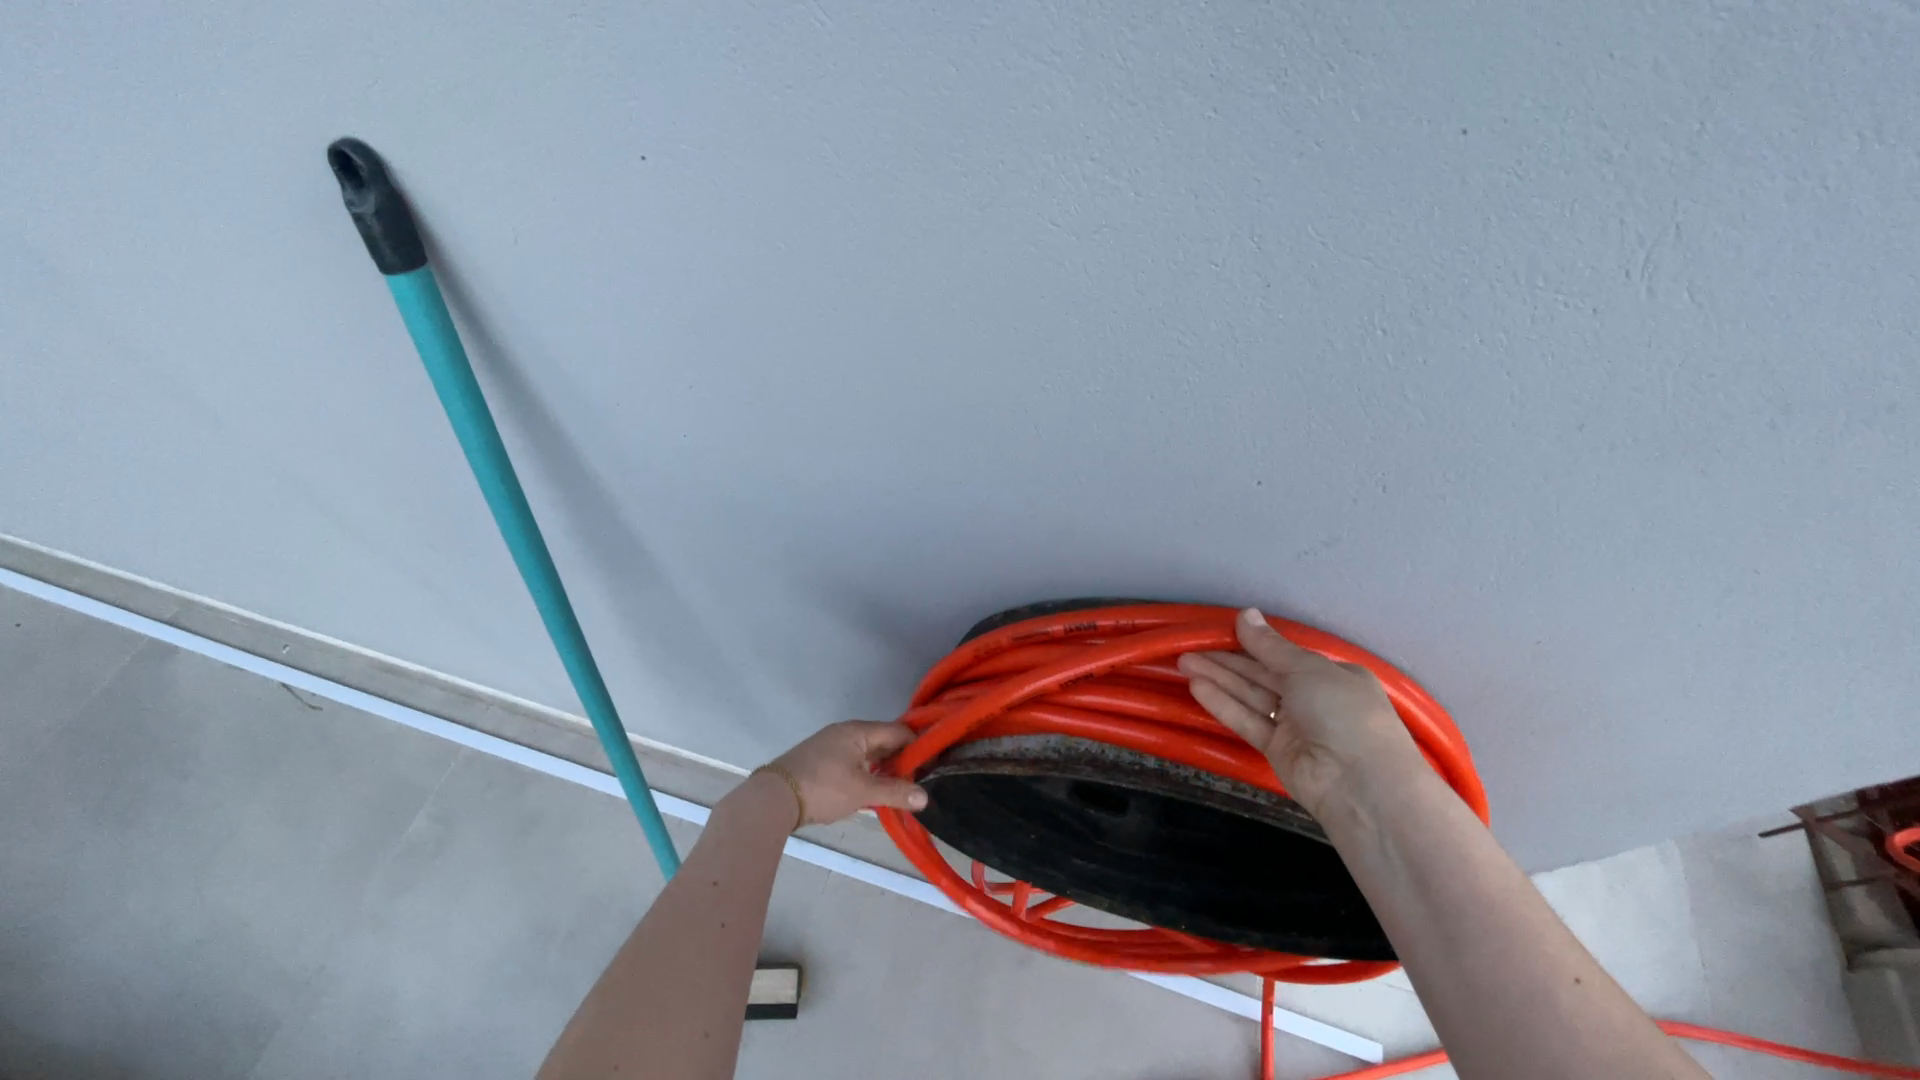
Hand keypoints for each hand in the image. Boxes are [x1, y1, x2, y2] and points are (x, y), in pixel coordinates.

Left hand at [768, 720, 928, 825]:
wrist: (773, 798)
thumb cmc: (823, 788)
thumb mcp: (863, 792)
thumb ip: (895, 792)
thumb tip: (925, 797)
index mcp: (858, 731)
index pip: (898, 732)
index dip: (918, 746)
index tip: (933, 764)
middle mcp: (845, 732)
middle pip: (882, 741)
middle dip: (901, 760)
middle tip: (920, 780)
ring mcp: (830, 746)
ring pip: (867, 754)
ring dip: (883, 769)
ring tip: (900, 788)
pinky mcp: (820, 761)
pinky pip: (853, 762)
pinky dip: (866, 773)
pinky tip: (872, 790)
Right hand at [1177, 607, 1426, 818]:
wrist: (1360, 784)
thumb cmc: (1343, 712)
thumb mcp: (1308, 670)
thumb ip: (1269, 646)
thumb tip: (1245, 614)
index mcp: (1332, 674)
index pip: (1285, 654)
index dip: (1252, 643)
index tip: (1220, 631)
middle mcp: (1313, 697)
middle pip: (1262, 674)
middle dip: (1227, 660)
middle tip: (1189, 647)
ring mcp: (1294, 725)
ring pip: (1250, 696)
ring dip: (1219, 679)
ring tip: (1183, 662)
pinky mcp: (1276, 749)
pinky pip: (1247, 721)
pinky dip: (1224, 704)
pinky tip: (1197, 687)